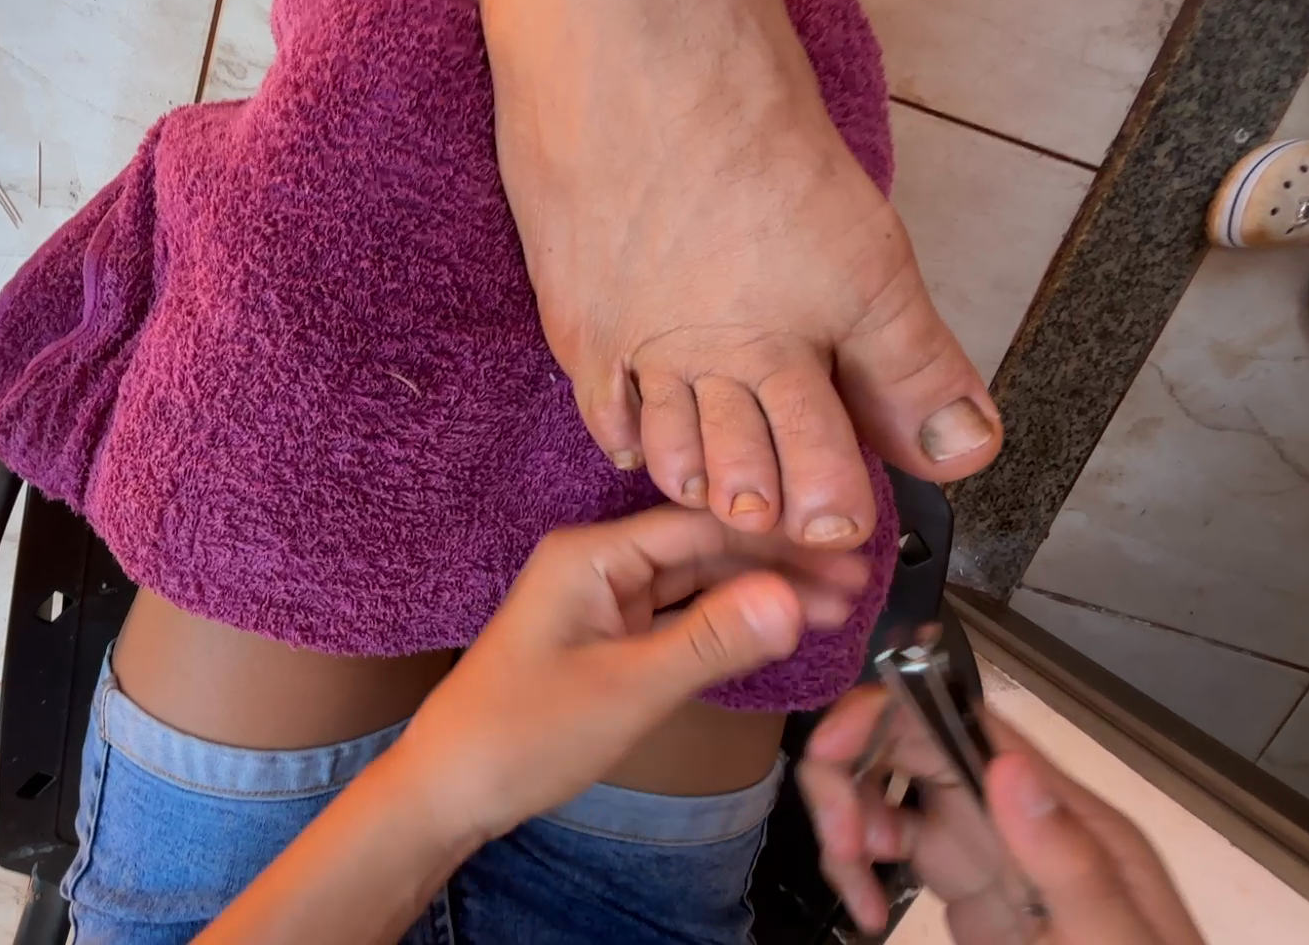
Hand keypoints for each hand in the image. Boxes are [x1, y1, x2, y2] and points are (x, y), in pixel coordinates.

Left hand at [391, 506, 869, 841]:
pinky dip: (717, 623)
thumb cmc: (527, 730)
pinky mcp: (601, 633)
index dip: (774, 541)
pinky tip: (765, 627)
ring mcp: (597, 597)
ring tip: (829, 607)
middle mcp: (594, 561)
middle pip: (697, 550)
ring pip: (688, 583)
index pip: (697, 526)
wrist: (453, 781)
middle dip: (771, 566)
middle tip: (855, 584)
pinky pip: (669, 615)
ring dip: (751, 594)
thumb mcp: (628, 686)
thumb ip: (712, 640)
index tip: (848, 556)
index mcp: (589, 552)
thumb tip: (795, 596)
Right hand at [468, 0, 999, 548]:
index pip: (819, 462)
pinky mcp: (576, 322)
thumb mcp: (866, 249)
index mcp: (783, 352)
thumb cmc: (751, 141)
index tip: (842, 531)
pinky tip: (634, 449)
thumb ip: (911, 358)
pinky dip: (625, 436)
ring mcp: (632, 347)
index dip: (837, 506)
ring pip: (668, 445)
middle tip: (775, 531)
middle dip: (767, 507)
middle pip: (737, 466)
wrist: (630, 75)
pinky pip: (601, 405)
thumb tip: (960, 453)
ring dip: (696, 481)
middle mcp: (704, 366)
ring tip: (715, 501)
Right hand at [800, 688, 1204, 944]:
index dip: (881, 715)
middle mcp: (1006, 805)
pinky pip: (875, 839)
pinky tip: (866, 909)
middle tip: (841, 839)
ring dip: (842, 819)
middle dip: (846, 774)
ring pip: (875, 784)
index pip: (956, 718)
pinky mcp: (947, 876)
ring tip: (854, 884)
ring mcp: (974, 840)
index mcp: (1055, 806)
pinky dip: (852, 864)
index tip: (829, 749)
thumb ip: (1070, 865)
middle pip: (899, 743)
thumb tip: (1008, 763)